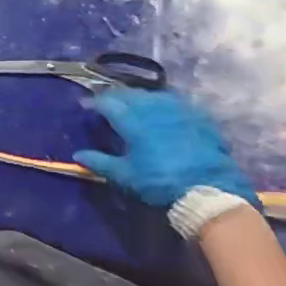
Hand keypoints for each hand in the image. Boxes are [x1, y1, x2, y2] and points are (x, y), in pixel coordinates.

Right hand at [73, 89, 258, 223]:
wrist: (208, 190)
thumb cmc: (158, 182)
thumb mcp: (124, 176)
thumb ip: (99, 162)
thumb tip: (78, 155)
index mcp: (132, 121)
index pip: (108, 104)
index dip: (95, 103)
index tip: (86, 105)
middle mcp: (154, 109)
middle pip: (131, 95)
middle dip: (117, 96)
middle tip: (108, 103)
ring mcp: (179, 111)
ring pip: (155, 95)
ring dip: (141, 97)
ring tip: (135, 103)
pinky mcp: (200, 118)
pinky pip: (178, 103)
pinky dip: (165, 104)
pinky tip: (165, 111)